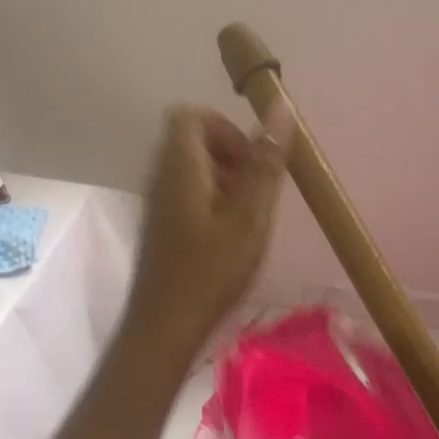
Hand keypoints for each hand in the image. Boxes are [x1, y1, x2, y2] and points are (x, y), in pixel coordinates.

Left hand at [126, 102, 294, 351]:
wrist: (164, 328)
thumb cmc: (210, 273)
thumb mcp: (249, 218)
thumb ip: (265, 163)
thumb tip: (280, 110)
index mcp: (179, 167)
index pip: (189, 115)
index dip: (224, 126)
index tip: (251, 159)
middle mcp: (161, 178)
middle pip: (191, 140)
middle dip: (230, 155)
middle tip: (256, 191)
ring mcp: (157, 204)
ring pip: (192, 170)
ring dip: (225, 181)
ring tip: (248, 218)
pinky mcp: (161, 228)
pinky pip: (187, 195)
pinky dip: (212, 202)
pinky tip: (230, 239)